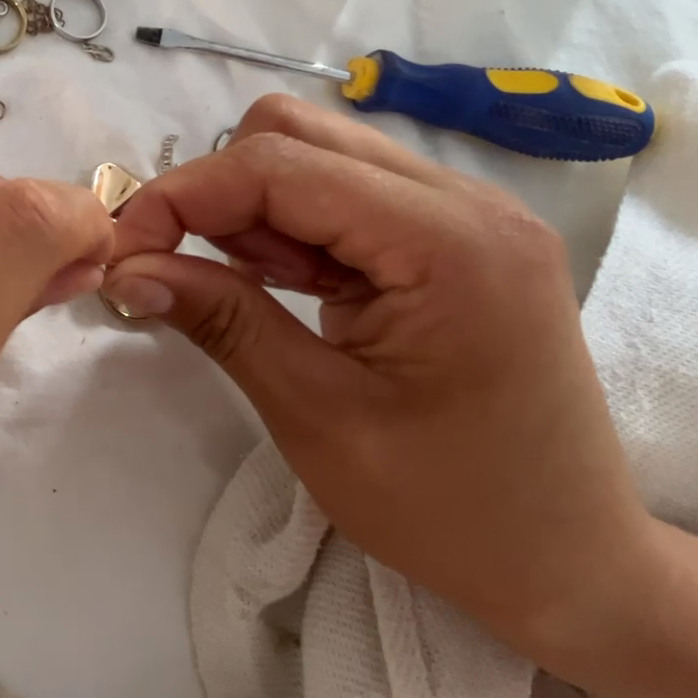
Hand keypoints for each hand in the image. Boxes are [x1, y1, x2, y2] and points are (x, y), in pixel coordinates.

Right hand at [101, 94, 651, 651]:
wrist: (572, 565)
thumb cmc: (451, 509)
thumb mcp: (316, 416)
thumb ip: (221, 321)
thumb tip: (125, 267)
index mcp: (451, 242)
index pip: (278, 164)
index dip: (182, 195)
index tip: (124, 254)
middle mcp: (466, 200)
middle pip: (295, 132)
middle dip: (216, 192)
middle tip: (188, 273)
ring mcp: (464, 212)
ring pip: (310, 152)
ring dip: (251, 209)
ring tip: (252, 291)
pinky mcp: (449, 233)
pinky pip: (337, 191)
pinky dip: (286, 226)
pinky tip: (290, 287)